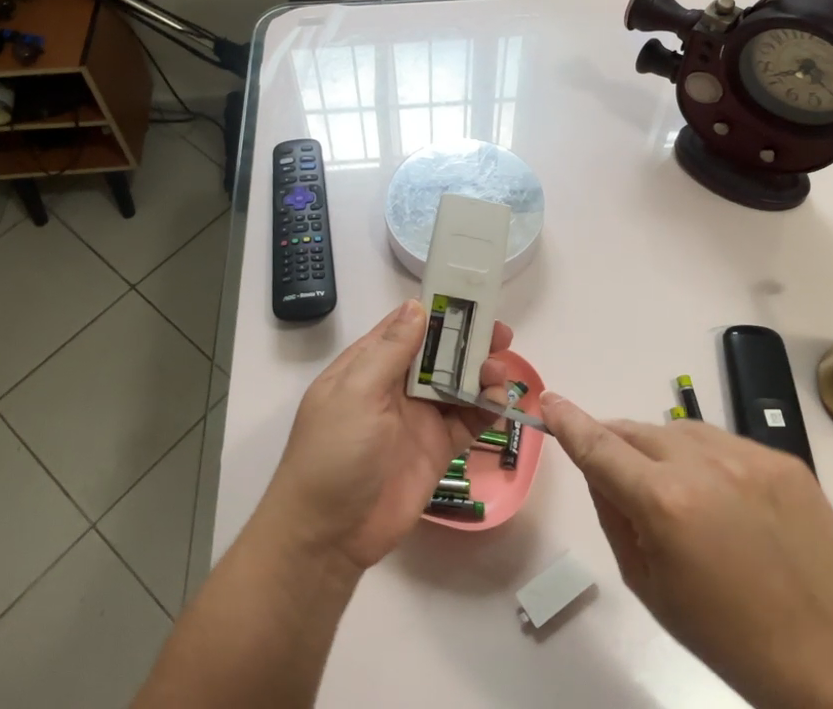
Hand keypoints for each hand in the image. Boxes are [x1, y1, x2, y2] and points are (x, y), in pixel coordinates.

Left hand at [255, 300, 511, 570]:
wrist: (330, 534)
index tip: (474, 297)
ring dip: (481, 373)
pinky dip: (486, 409)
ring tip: (500, 372)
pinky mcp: (436, 449)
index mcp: (367, 366)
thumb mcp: (355, 394)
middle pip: (438, 353)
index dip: (437, 311)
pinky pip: (467, 421)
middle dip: (469, 341)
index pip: (405, 327)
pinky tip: (500, 403)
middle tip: (502, 335)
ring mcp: (417, 419)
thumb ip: (390, 351)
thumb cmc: (334, 454)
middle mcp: (394, 387)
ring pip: (457, 384)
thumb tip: (415, 306)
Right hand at [541, 394, 832, 708]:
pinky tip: (724, 500)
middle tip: (619, 474)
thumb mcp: (646, 582)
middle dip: (618, 445)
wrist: (824, 655)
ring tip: (680, 496)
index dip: (570, 422)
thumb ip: (614, 515)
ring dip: (665, 451)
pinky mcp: (785, 462)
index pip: (600, 446)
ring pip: (683, 431)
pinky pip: (727, 443)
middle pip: (639, 432)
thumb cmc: (722, 632)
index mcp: (663, 502)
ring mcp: (751, 458)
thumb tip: (599, 470)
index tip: (549, 400)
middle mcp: (704, 465)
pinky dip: (710, 460)